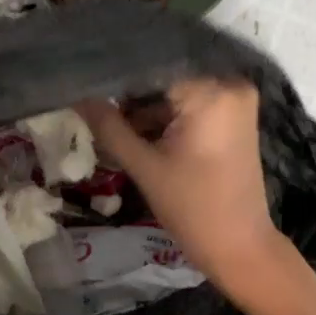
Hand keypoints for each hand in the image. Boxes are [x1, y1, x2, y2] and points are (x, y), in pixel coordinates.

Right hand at [74, 80, 291, 291]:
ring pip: (177, 93)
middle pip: (166, 79)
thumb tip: (77, 97)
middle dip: (130, 95)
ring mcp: (236, 101)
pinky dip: (167, 118)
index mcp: (211, 91)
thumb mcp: (145, 167)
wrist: (238, 246)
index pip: (152, 68)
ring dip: (146, 109)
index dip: (115, 79)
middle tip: (91, 104)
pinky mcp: (235, 118)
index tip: (84, 85)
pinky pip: (193, 106)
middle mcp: (229, 84)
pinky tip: (136, 131)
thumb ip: (110, 128)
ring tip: (108, 120)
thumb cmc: (192, 208)